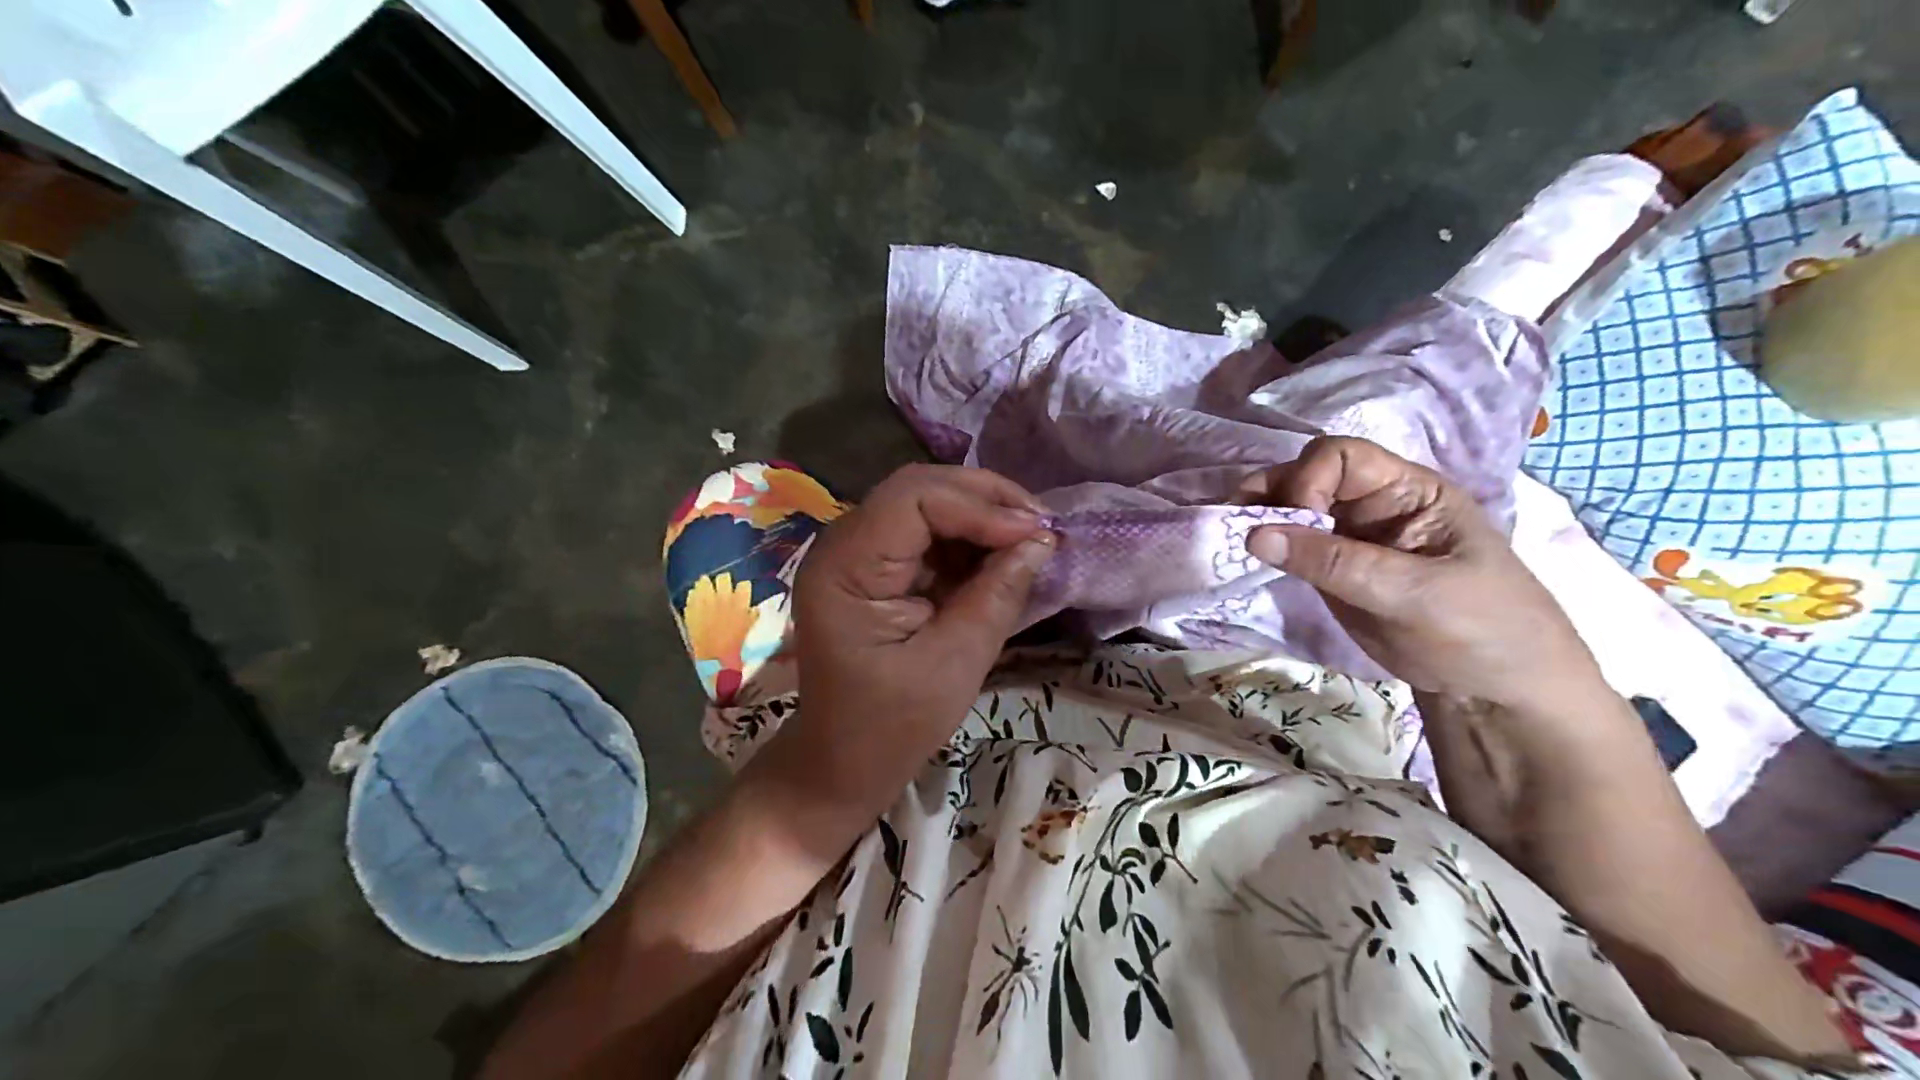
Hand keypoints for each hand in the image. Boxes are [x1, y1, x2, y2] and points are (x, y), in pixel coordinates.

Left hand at [754, 464, 1054, 822]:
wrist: (843, 761)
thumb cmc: (891, 727)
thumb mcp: (954, 664)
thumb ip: (996, 595)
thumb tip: (1041, 540)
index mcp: (845, 569)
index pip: (913, 500)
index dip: (979, 506)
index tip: (1036, 533)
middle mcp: (842, 546)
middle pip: (917, 489)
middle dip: (985, 498)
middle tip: (1042, 523)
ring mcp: (856, 553)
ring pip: (925, 503)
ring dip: (981, 513)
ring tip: (1032, 534)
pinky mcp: (875, 567)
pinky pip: (926, 532)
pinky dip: (968, 536)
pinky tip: (1003, 550)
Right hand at [1240, 436, 1599, 711]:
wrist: (1493, 691)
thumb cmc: (1479, 630)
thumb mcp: (1413, 593)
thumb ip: (1333, 562)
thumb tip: (1253, 535)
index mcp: (1408, 491)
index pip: (1341, 457)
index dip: (1309, 480)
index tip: (1297, 522)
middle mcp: (1373, 504)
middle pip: (1307, 474)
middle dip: (1270, 492)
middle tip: (1237, 523)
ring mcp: (1349, 537)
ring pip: (1290, 508)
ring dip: (1257, 516)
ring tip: (1230, 539)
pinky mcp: (1331, 569)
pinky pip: (1289, 545)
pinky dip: (1263, 547)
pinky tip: (1243, 558)